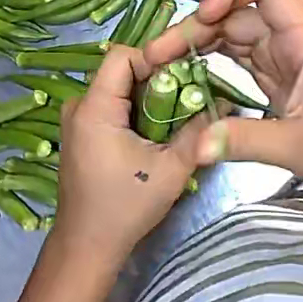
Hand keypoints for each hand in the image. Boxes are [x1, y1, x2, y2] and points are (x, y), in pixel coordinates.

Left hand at [54, 45, 207, 268]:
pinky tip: (155, 136)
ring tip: (174, 122)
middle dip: (158, 82)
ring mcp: (78, 120)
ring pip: (120, 89)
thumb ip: (199, 131)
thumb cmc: (126, 207)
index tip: (184, 80)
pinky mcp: (83, 133)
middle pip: (122, 71)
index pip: (124, 55)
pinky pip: (113, 106)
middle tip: (187, 103)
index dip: (156, 60)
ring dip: (149, 99)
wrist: (88, 246)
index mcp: (95, 108)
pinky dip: (136, 113)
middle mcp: (79, 106)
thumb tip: (224, 101)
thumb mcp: (172, 169)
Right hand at [143, 0, 302, 187]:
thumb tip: (195, 145)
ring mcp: (280, 56)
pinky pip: (234, 57)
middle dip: (196, 27)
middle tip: (156, 55)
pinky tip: (182, 73)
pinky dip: (207, 61)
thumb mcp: (300, 145)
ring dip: (195, 43)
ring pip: (230, 33)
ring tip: (159, 64)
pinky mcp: (272, 76)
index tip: (205, 16)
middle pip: (236, 12)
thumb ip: (247, 141)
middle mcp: (290, 39)